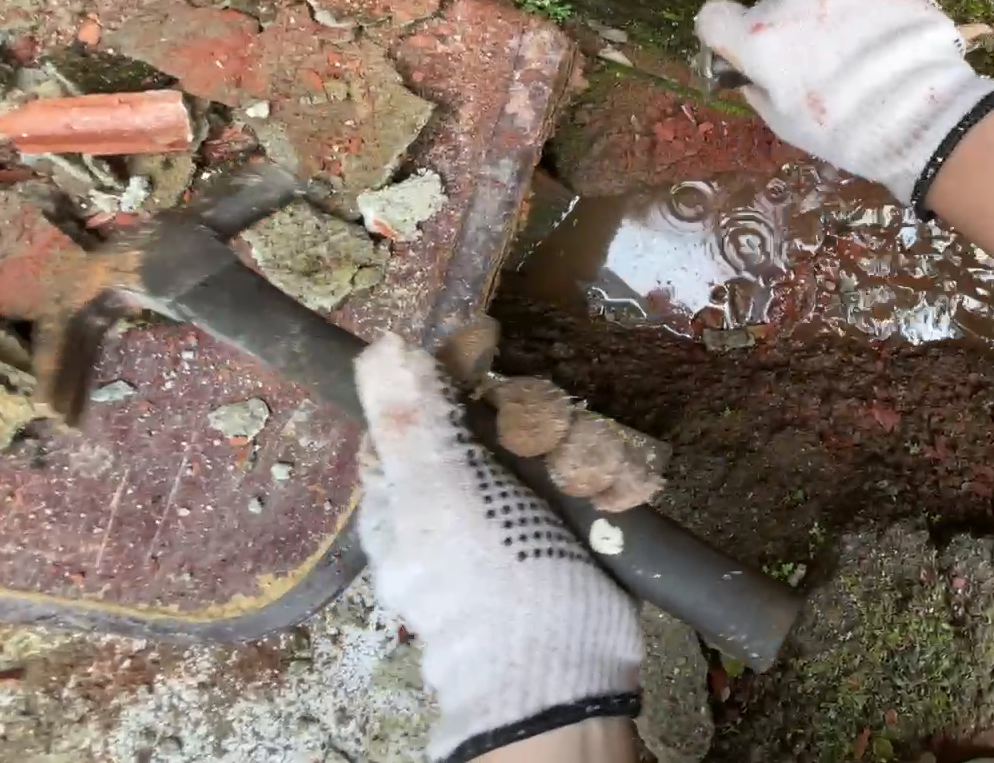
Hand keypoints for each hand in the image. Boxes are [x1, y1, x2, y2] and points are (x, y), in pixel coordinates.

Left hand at [354, 335, 643, 761]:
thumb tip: (380, 344)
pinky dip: (613, 481)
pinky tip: (610, 501)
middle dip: (538, 422)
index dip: (462, 364)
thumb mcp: (433, 495)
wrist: (560, 652)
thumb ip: (412, 420)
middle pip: (516, 408)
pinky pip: (605, 467)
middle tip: (541, 449)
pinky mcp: (583, 514)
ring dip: (584, 457)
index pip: (437, 393)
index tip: (491, 341)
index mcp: (419, 479)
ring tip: (587, 490)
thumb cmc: (481, 576)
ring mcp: (532, 500)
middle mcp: (475, 483)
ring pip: (569, 434)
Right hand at [694, 0, 993, 204]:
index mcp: (762, 39)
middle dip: (790, 35)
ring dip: (833, 22)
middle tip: (820, 70)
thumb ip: (757, 89)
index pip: (714, 18)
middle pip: (776, 10)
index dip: (727, 37)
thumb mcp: (787, 125)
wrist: (926, 119)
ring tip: (864, 61)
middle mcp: (796, 0)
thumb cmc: (847, 132)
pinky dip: (873, 16)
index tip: (747, 54)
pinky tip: (891, 49)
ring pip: (823, 0)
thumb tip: (750, 72)